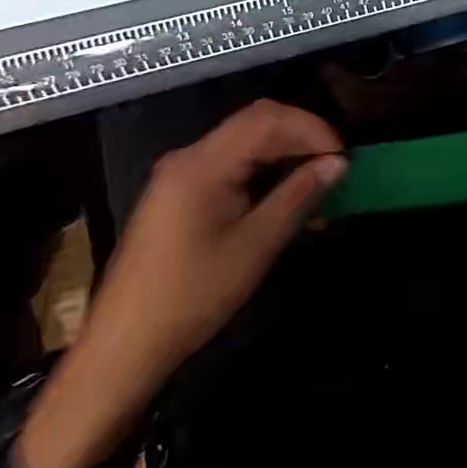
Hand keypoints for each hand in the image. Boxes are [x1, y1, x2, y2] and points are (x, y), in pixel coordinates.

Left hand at [14, 100, 345, 467]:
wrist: (123, 347)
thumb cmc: (192, 296)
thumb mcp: (256, 245)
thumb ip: (299, 195)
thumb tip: (338, 163)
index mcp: (203, 163)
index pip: (267, 120)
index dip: (312, 129)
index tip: (343, 158)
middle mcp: (190, 157)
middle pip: (256, 124)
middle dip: (301, 139)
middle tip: (335, 169)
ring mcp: (181, 175)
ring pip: (246, 145)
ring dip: (285, 158)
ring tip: (318, 190)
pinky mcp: (180, 194)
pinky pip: (231, 167)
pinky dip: (264, 175)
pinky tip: (285, 202)